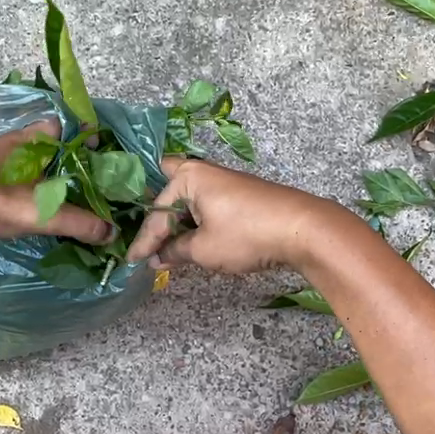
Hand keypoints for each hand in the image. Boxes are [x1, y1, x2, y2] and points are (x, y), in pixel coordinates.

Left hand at [0, 121, 114, 242]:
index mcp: (23, 145)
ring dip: (0, 154)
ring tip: (8, 172)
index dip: (71, 136)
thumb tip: (111, 232)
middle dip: (36, 149)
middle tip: (48, 170)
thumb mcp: (42, 214)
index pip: (54, 128)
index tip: (84, 148)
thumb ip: (79, 222)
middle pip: (23, 137)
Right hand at [125, 158, 344, 273]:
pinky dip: (194, 219)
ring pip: (188, 196)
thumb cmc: (246, 235)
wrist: (301, 229)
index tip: (132, 262)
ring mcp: (223, 181)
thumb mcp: (204, 249)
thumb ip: (176, 252)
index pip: (158, 214)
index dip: (145, 241)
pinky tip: (191, 237)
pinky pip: (204, 203)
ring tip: (163, 243)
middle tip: (143, 234)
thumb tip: (159, 258)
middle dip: (155, 211)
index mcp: (188, 178)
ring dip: (176, 218)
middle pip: (169, 189)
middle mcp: (204, 172)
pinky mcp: (239, 194)